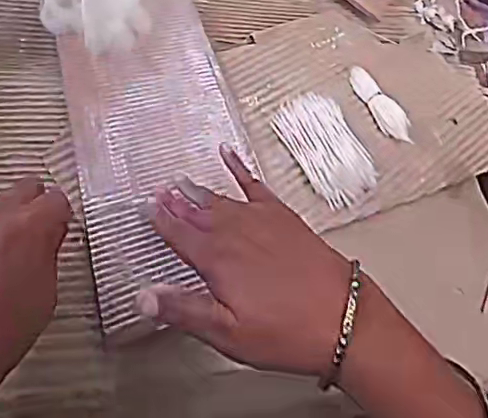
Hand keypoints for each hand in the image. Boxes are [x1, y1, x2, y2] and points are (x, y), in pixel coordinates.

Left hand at [0, 176, 70, 417]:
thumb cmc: (0, 332)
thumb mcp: (47, 293)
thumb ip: (52, 251)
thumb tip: (52, 232)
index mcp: (28, 226)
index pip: (56, 198)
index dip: (61, 216)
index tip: (59, 230)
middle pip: (28, 187)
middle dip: (37, 207)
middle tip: (39, 236)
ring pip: (1, 200)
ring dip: (10, 218)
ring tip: (9, 257)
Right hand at [141, 147, 353, 378]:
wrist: (340, 316)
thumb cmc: (287, 330)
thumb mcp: (228, 333)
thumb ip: (184, 310)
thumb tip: (147, 297)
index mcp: (216, 259)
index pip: (178, 234)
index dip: (160, 221)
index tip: (147, 208)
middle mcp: (232, 232)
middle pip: (194, 213)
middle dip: (174, 203)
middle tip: (158, 192)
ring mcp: (257, 219)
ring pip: (217, 199)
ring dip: (196, 190)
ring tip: (180, 182)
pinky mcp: (279, 214)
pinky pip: (251, 183)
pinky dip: (237, 166)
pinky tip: (228, 154)